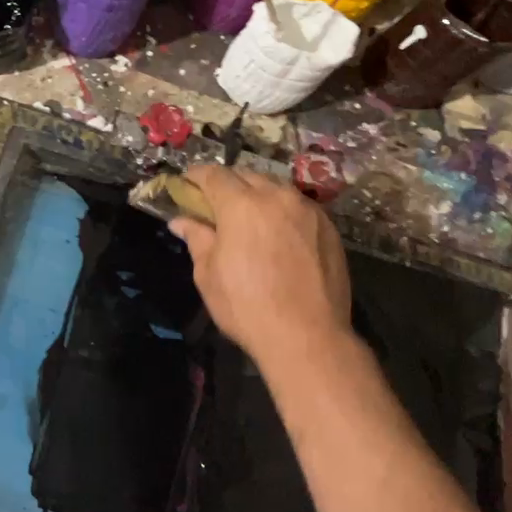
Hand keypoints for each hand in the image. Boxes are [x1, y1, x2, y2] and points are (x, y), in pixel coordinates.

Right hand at [171, 164, 351, 360]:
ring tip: (247, 219)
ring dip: (257, 196)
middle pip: (246, 176)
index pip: (214, 175)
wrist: (308, 336)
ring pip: (276, 189)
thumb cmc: (246, 305)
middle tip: (214, 205)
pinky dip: (281, 212)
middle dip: (227, 185)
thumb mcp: (208, 273)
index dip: (196, 176)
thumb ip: (197, 239)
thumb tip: (182, 221)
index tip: (186, 185)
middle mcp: (277, 197)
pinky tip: (276, 234)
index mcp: (241, 205)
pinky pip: (298, 208)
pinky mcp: (329, 228)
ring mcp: (308, 211)